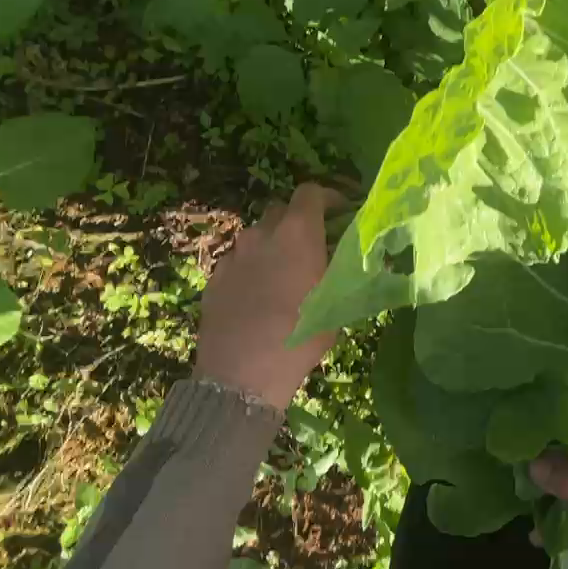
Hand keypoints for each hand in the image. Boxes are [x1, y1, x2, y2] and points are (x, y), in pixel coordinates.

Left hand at [192, 183, 345, 408]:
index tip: (341, 213)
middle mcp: (262, 233)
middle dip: (299, 221)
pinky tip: (258, 296)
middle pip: (282, 210)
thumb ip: (342, 269)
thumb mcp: (337, 302)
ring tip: (284, 275)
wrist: (241, 376)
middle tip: (313, 247)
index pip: (311, 192)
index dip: (328, 197)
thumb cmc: (300, 335)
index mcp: (297, 232)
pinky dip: (252, 268)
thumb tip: (353, 255)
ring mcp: (234, 255)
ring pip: (257, 237)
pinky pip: (239, 261)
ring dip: (273, 246)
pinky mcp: (214, 278)